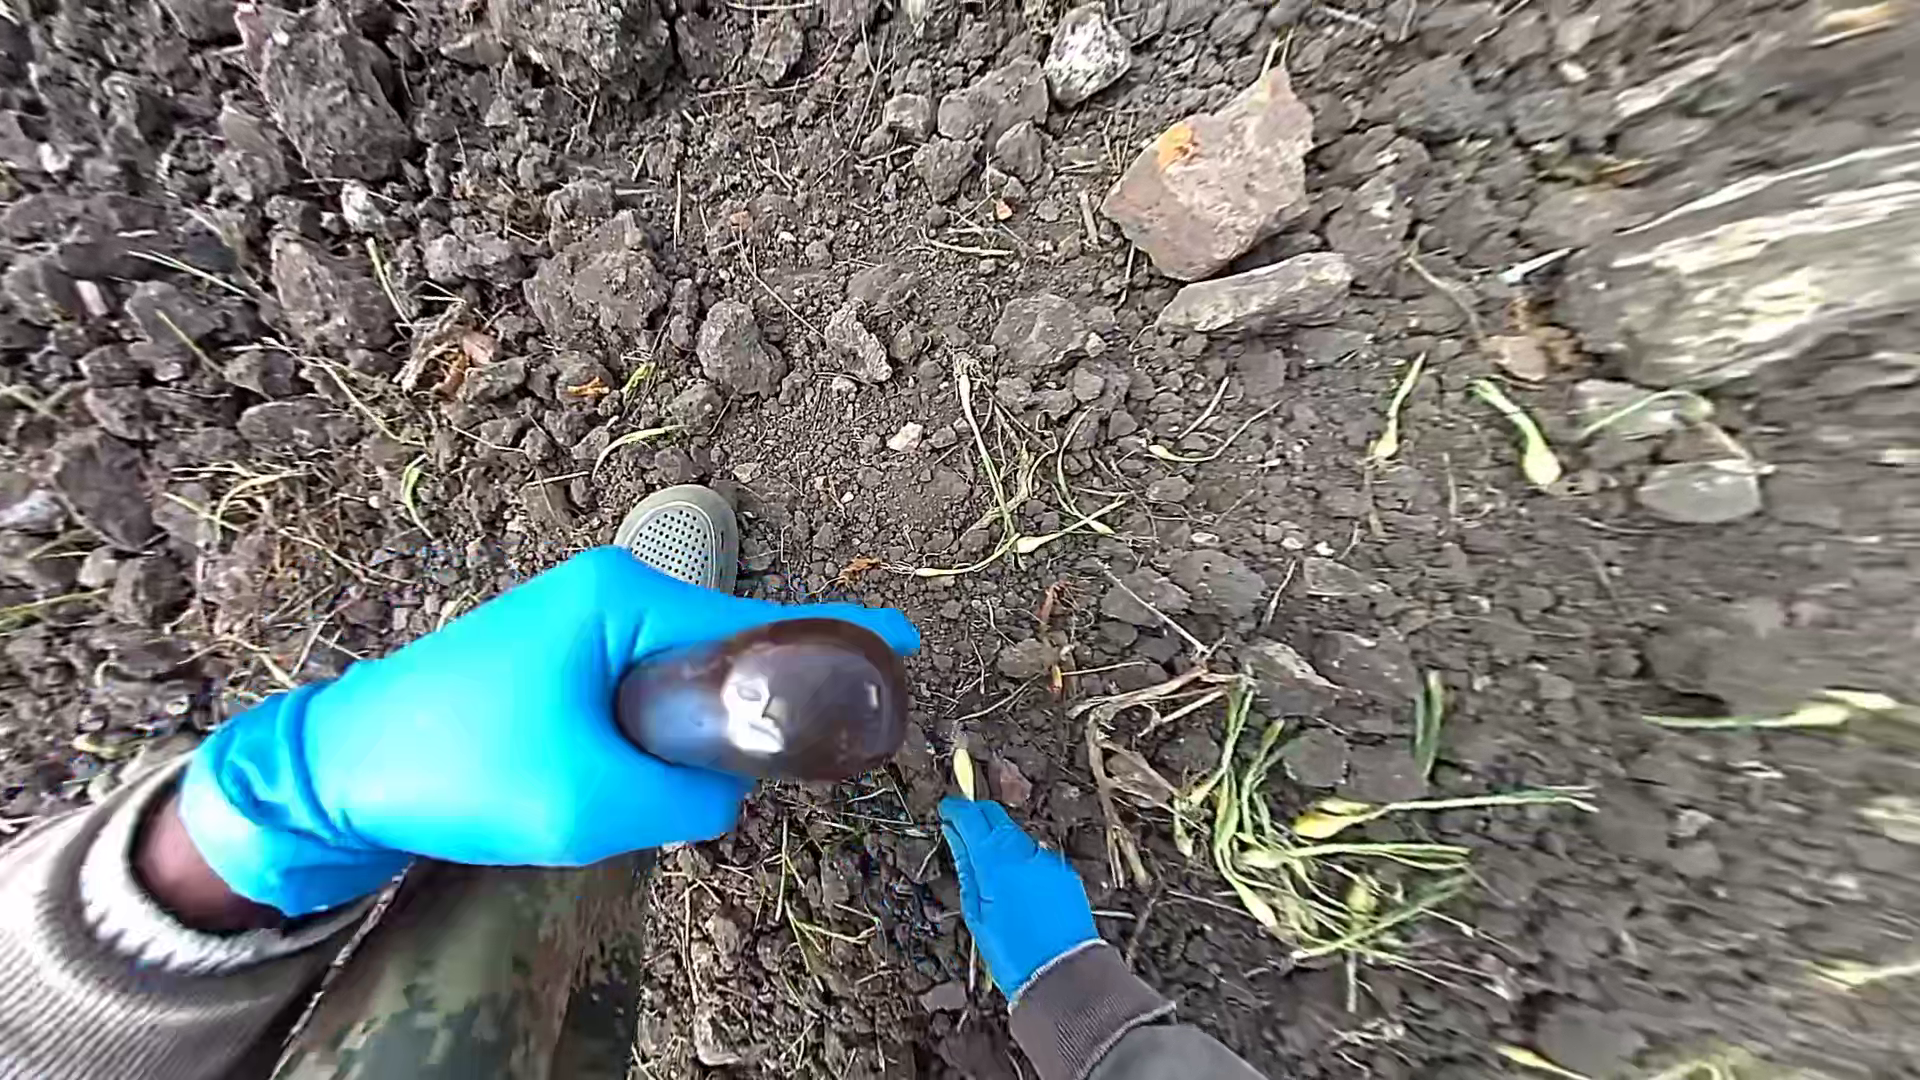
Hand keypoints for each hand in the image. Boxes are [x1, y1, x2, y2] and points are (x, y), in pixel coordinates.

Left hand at [179, 547, 920, 915]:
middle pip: (730, 640)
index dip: (834, 632)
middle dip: (768, 686)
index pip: (755, 620)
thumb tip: (732, 798)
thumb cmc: (453, 771)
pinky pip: (659, 671)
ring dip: (716, 708)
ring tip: (719, 762)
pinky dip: (681, 708)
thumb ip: (686, 802)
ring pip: (694, 661)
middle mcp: (620, 590)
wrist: (328, 774)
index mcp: (625, 601)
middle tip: (800, 736)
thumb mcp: (586, 805)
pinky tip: (675, 749)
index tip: (900, 637)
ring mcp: (598, 612)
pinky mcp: (580, 642)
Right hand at [940, 797, 1099, 997]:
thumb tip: (953, 834)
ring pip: (1014, 833)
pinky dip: (1020, 858)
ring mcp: (1045, 858)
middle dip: (976, 816)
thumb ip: (965, 866)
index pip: (971, 816)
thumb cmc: (1014, 954)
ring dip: (999, 839)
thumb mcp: (976, 912)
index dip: (955, 808)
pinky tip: (1016, 884)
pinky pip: (1034, 853)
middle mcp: (1022, 850)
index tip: (946, 809)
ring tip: (989, 867)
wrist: (1063, 976)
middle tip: (962, 828)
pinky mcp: (1062, 870)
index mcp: (995, 860)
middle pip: (994, 815)